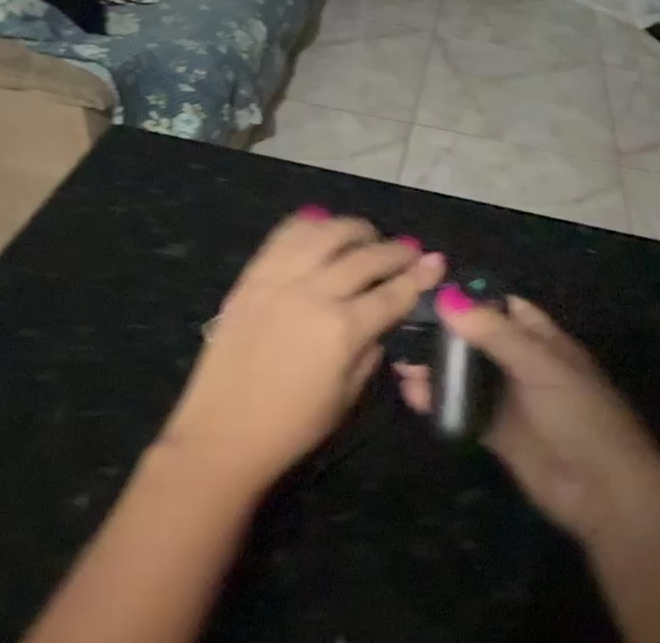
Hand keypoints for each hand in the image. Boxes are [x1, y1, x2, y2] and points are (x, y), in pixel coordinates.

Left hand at [157, 208, 445, 493]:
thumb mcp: (346, 396)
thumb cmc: (291, 427)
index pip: (392, 293)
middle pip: (365, 257)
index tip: (437, 262)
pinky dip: (308, 224)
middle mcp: (313, 293)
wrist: (221, 434)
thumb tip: (382, 318)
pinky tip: (322, 226)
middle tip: (410, 250)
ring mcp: (278, 281)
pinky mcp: (251, 278)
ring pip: (325, 234)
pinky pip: (283, 237)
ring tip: (367, 235)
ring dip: (354, 228)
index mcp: (343, 329)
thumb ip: (370, 349)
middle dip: (396, 250)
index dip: (420, 277)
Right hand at [395, 292, 659, 543]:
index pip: (503, 306)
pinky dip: (438, 402)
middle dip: (443, 334)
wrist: (603, 491)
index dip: (470, 297)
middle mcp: (523, 364)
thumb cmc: (579, 414)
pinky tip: (412, 395)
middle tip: (400, 326)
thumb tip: (446, 298)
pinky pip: (463, 409)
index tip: (428, 289)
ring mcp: (509, 400)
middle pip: (477, 340)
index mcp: (542, 339)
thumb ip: (494, 333)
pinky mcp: (497, 433)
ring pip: (466, 375)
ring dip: (436, 368)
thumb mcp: (539, 365)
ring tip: (399, 362)